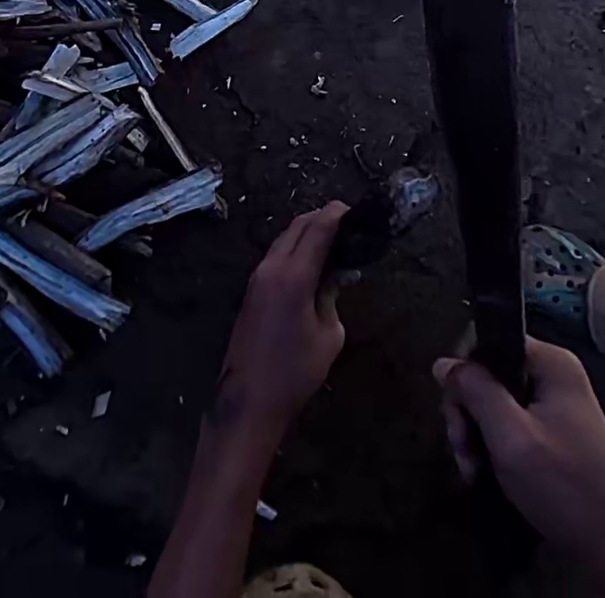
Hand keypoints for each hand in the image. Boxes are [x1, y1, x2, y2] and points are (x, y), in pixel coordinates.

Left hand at [209, 202, 348, 440]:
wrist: (250, 395)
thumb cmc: (296, 370)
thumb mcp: (329, 334)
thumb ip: (331, 296)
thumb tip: (334, 275)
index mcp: (293, 275)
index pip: (316, 230)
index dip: (336, 215)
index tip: (353, 209)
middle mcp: (271, 267)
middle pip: (296, 227)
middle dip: (321, 218)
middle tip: (346, 222)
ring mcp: (257, 276)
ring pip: (283, 239)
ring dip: (305, 232)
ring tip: (332, 237)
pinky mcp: (252, 288)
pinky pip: (275, 255)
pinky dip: (294, 247)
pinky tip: (310, 258)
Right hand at [433, 339, 604, 596]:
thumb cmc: (564, 487)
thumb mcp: (510, 434)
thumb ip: (474, 390)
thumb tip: (442, 363)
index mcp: (551, 363)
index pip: (484, 342)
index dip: (462, 372)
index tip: (455, 408)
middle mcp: (552, 375)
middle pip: (483, 373)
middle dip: (464, 411)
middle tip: (463, 445)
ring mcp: (551, 404)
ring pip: (489, 400)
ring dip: (472, 432)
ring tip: (472, 465)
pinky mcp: (550, 430)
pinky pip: (504, 421)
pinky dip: (488, 443)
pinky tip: (482, 469)